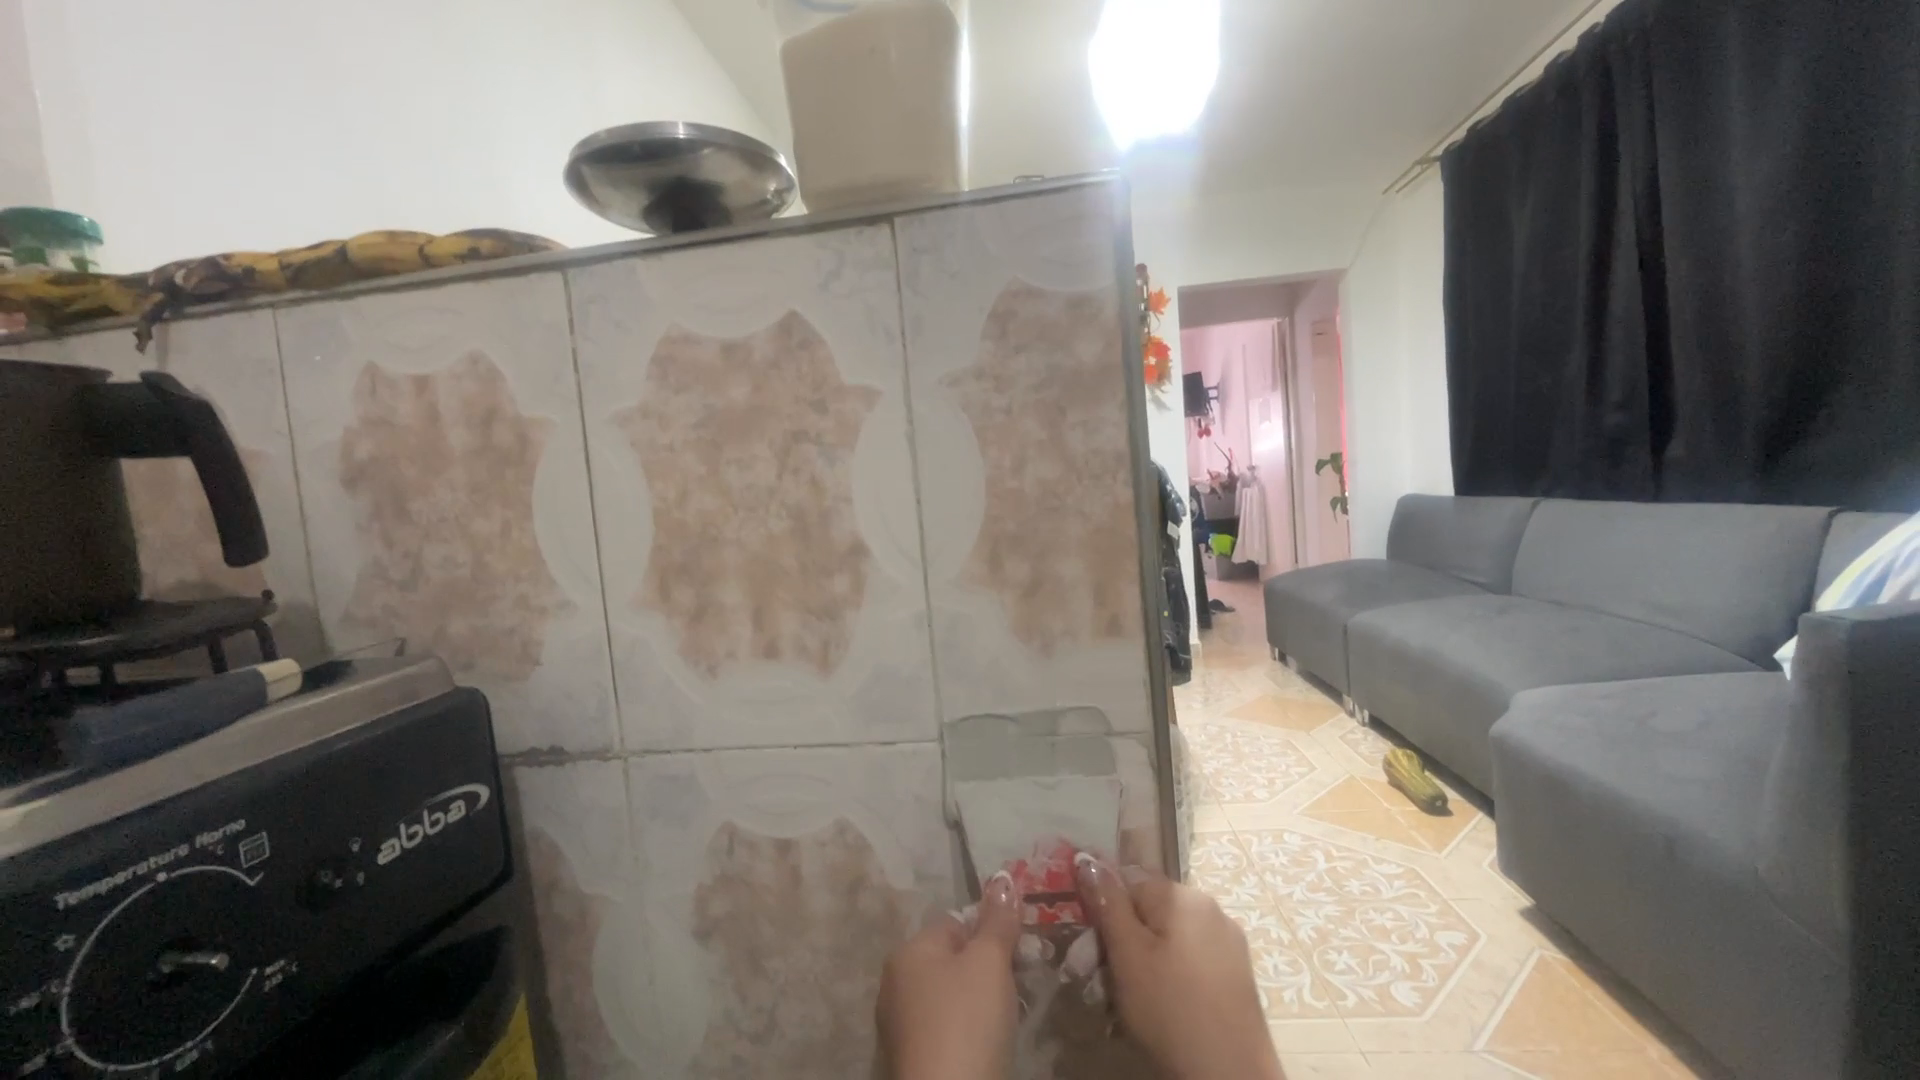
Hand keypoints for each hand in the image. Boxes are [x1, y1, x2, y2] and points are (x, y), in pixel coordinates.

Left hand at [877, 870, 1023, 1079]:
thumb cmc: (967, 1020)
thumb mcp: (989, 962)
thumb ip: (997, 920)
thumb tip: (1003, 876)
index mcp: (909, 952)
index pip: (955, 922)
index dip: (991, 930)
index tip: (1023, 947)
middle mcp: (896, 983)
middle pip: (953, 958)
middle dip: (991, 966)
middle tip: (1025, 979)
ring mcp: (902, 1024)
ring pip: (952, 995)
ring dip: (984, 999)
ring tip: (1014, 1012)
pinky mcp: (914, 1059)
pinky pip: (948, 1028)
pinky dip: (972, 1029)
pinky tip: (992, 1041)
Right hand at [1075, 854, 1283, 1079]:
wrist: (1230, 1076)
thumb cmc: (1169, 1010)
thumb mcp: (1127, 954)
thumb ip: (1107, 902)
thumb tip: (1087, 857)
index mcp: (1183, 894)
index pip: (1128, 882)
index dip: (1105, 912)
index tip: (1093, 948)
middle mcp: (1210, 906)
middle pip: (1151, 908)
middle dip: (1126, 937)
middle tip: (1109, 978)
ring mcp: (1229, 940)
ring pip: (1171, 935)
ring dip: (1148, 957)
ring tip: (1136, 997)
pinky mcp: (1237, 973)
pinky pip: (1192, 957)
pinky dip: (1174, 973)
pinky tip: (1167, 1005)